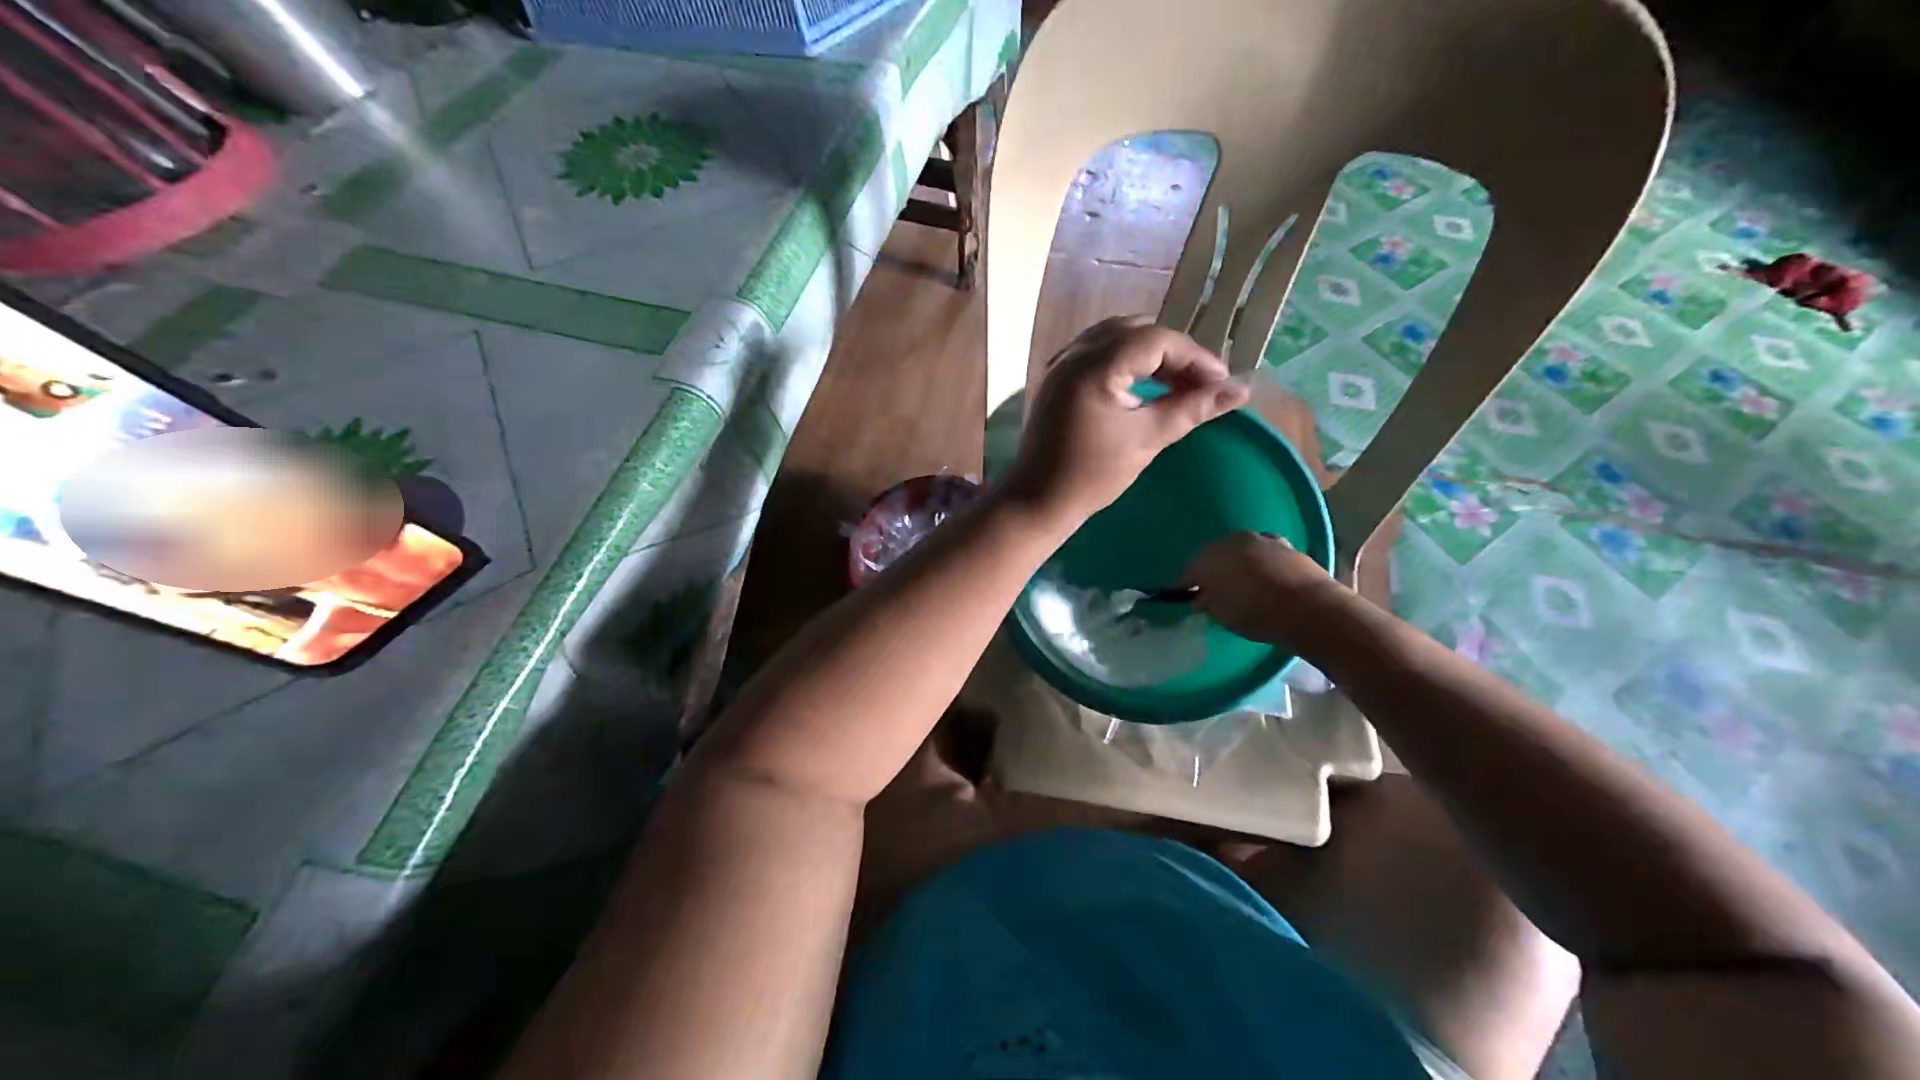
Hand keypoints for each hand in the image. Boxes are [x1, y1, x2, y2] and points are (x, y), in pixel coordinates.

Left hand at [999, 317, 1247, 524]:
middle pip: (1136, 331)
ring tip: (1177, 384)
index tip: (1221, 382)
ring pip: (1116, 337)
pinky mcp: (1058, 377)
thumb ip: (1192, 408)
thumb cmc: (1092, 475)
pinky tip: (1144, 385)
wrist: (1039, 500)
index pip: (1156, 340)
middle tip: (1200, 383)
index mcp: (1094, 366)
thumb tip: (1240, 390)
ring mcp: (1062, 363)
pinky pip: (1098, 351)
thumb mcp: (1147, 439)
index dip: (1194, 357)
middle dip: (1174, 352)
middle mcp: (1075, 354)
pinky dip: (1126, 360)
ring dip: (1151, 354)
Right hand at [1182, 531, 1353, 645]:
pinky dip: (1260, 563)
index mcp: (1208, 557)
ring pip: (1239, 551)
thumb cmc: (1255, 613)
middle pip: (1213, 555)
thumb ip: (1206, 602)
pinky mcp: (1285, 544)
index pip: (1189, 570)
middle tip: (1214, 591)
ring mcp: (1260, 539)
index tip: (1187, 598)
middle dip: (1212, 570)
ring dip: (1237, 564)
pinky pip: (1263, 553)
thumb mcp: (1221, 615)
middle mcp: (1230, 540)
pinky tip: (1265, 578)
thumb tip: (1201, 597)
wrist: (1309, 608)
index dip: (1186, 586)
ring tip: (1242, 584)